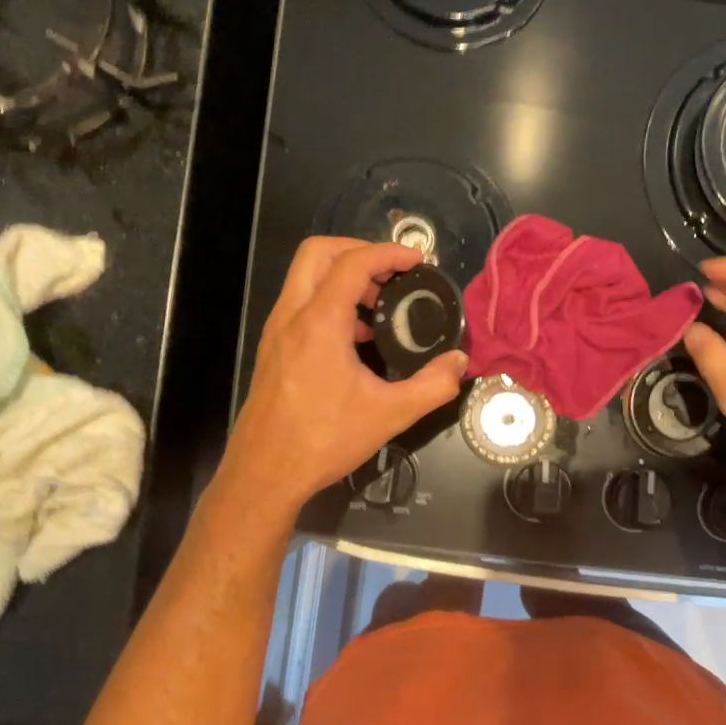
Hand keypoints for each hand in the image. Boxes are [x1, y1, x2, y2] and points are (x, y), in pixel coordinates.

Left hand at [227, 237, 466, 508]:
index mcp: (320, 322)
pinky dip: (331, 302)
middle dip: (359, 251)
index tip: (418, 261)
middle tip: (393, 273)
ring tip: (382, 307)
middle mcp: (292, 316)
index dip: (389, 253)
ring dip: (344, 278)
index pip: (353, 263)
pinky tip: (359, 339)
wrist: (266, 473)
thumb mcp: (389, 414)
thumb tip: (459, 363)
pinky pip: (302, 305)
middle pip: (319, 253)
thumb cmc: (325, 440)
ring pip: (306, 278)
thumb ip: (431, 385)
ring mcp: (277, 332)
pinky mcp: (274, 350)